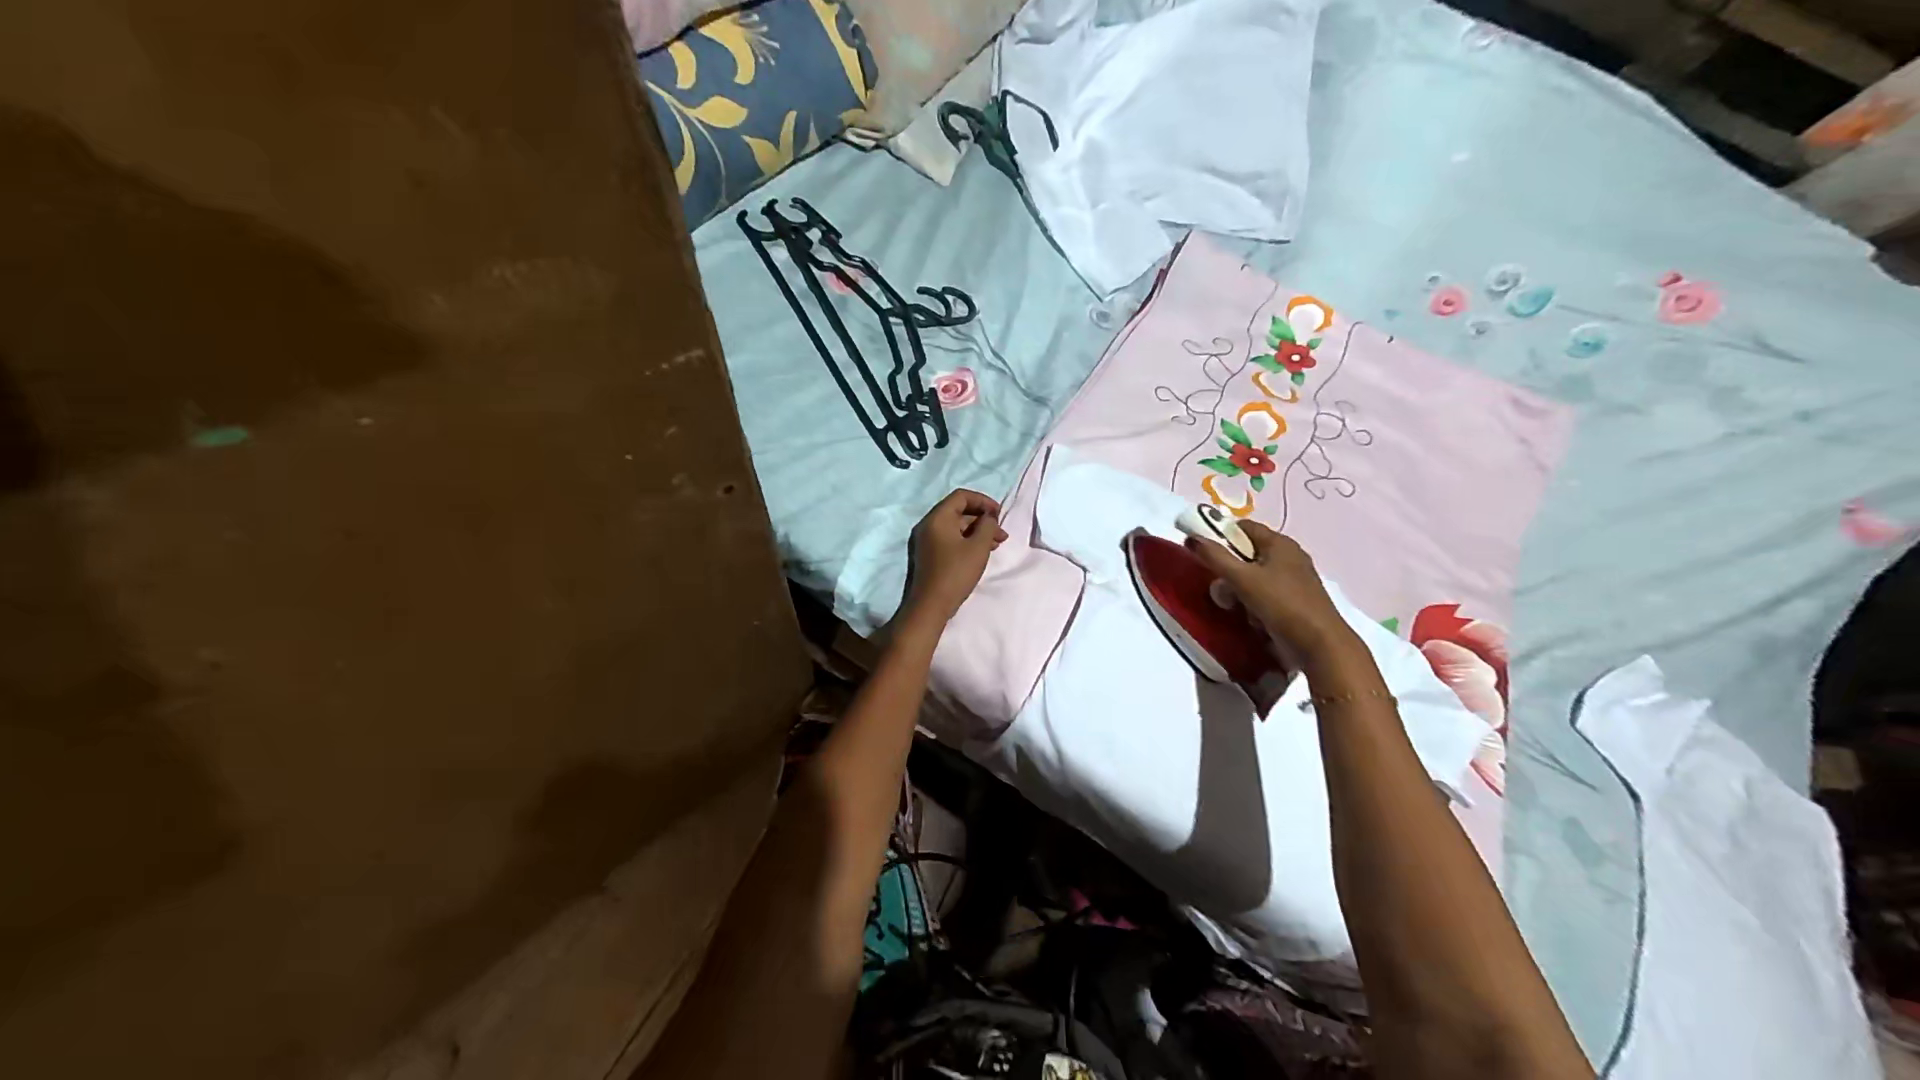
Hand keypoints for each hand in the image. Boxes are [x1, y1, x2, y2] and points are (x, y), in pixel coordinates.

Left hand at [903, 489, 1006, 623]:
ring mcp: (925, 540)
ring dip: (976, 531)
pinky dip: (966, 540)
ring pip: (955, 526)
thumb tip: (989, 517)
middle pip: (958, 511)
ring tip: (995, 544)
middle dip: (982, 519)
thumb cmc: (955, 573)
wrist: (930, 606)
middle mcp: (928, 525)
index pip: (961, 496)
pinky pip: (949, 539)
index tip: (999, 514)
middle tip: (1001, 533)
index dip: (983, 501)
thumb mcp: (978, 547)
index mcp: (937, 518)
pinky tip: (980, 552)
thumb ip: (987, 526)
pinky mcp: (928, 554)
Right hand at [1184, 520, 1354, 661]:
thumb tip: (1190, 538)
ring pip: (1253, 578)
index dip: (1220, 535)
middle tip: (1221, 588)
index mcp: (1280, 543)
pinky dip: (1253, 605)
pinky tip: (1253, 620)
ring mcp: (1293, 581)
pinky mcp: (1294, 602)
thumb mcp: (1243, 579)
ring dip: (1239, 592)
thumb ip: (1215, 557)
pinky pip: (1264, 596)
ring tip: (1237, 608)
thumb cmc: (1282, 604)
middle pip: (1246, 554)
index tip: (1204, 554)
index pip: (1243, 528)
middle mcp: (1288, 557)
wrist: (1320, 646)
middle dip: (1228, 571)